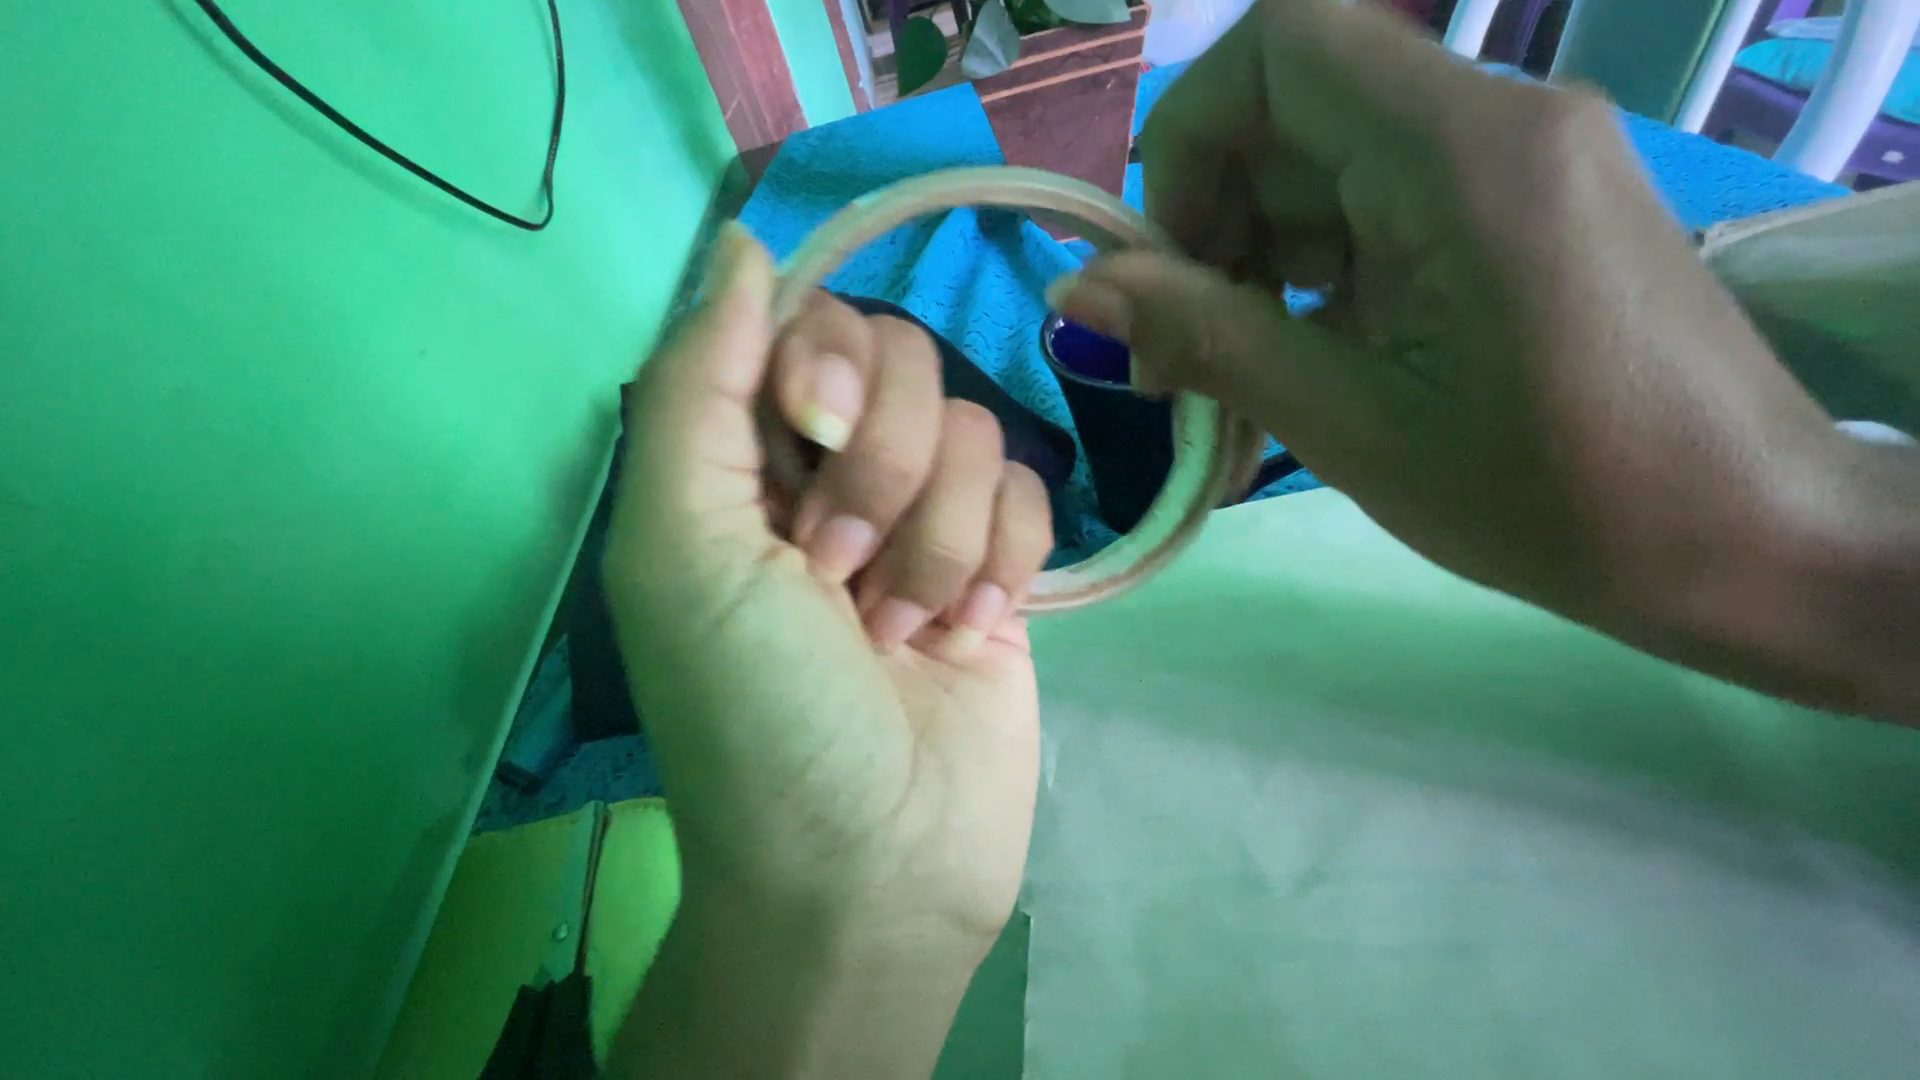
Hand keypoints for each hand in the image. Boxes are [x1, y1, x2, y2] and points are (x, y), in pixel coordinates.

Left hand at [605, 224, 1051, 1075]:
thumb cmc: (757, 715)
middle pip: (907, 363)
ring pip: (974, 431)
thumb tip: (742, 240)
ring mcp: (927, 519)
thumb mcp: (681, 548)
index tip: (815, 439)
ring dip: (937, 538)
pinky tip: (968, 632)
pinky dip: (1000, 559)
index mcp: (747, 458)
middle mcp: (836, 474)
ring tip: (900, 630)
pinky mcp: (1001, 565)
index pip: (811, 322)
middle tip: (842, 572)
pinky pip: (1027, 494)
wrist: (872, 865)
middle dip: (883, 470)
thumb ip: (696, 385)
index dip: (828, 361)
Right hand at [1051, 0, 1916, 716]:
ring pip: (1319, 182)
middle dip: (1205, 233)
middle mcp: (1490, 126)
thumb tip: (1073, 292)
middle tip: (1171, 362)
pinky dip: (1304, 292)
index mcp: (1462, 153)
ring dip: (1247, 277)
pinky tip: (1286, 377)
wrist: (1742, 541)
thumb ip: (1205, 338)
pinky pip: (1368, 224)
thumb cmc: (1547, 497)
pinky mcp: (1506, 221)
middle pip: (1288, 122)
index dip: (1187, 140)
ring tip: (1222, 391)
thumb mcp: (1347, 423)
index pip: (1279, 48)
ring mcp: (1503, 172)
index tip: (1164, 267)